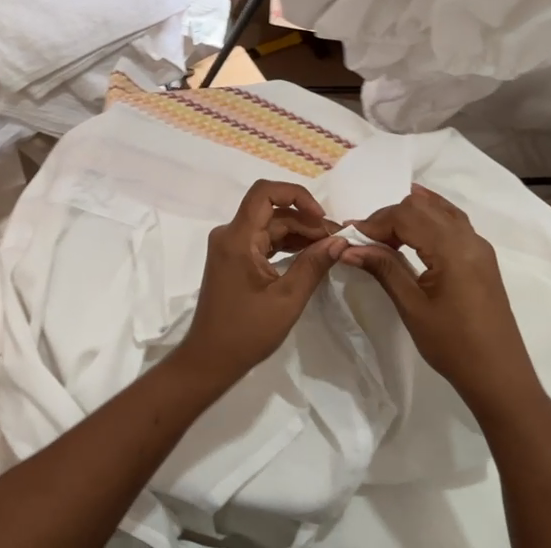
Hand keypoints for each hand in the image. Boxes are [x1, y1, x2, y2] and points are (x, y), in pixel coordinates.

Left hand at [175, 180, 348, 386]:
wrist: (210, 357)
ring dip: (299, 233)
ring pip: (269, 225)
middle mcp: (229, 234)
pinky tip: (312, 255)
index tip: (322, 217)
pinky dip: (287, 245)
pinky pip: (263, 241)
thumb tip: (340, 241)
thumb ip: (313, 265)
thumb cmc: (246, 331)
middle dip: (306, 220)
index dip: (296, 195)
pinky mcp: (234, 259)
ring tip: (332, 247)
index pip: (263, 193)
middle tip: (339, 239)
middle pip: (271, 211)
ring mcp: (230, 246)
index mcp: (236, 237)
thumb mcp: (287, 300)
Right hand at [341, 185, 538, 411]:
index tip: (351, 239)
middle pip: (421, 207)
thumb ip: (383, 268)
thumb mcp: (412, 307)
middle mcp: (469, 239)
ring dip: (408, 215)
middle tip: (366, 241)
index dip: (374, 222)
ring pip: (438, 210)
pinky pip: (453, 221)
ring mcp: (479, 247)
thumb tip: (348, 247)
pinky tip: (414, 224)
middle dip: (388, 217)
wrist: (499, 378)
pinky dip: (430, 216)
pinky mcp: (481, 257)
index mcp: (453, 250)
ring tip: (385, 237)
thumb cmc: (453, 346)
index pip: (405, 216)